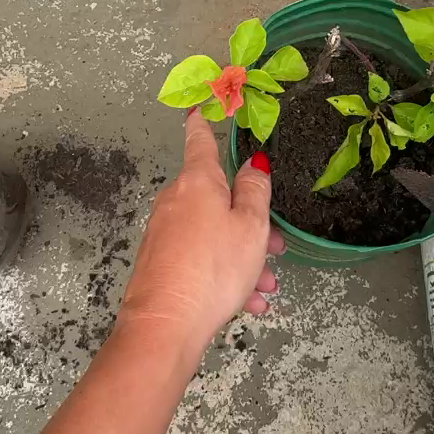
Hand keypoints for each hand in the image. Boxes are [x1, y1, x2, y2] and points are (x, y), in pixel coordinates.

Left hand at [116, 110, 284, 358]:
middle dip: (249, 220)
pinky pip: (199, 259)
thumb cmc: (213, 268)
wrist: (164, 327)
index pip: (200, 140)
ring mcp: (164, 233)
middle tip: (275, 248)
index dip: (203, 122)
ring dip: (242, 256)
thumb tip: (252, 164)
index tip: (198, 107)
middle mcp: (175, 201)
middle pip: (217, 198)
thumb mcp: (251, 226)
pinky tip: (247, 304)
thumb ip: (255, 190)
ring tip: (264, 287)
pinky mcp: (158, 263)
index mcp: (198, 182)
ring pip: (212, 234)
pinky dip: (223, 274)